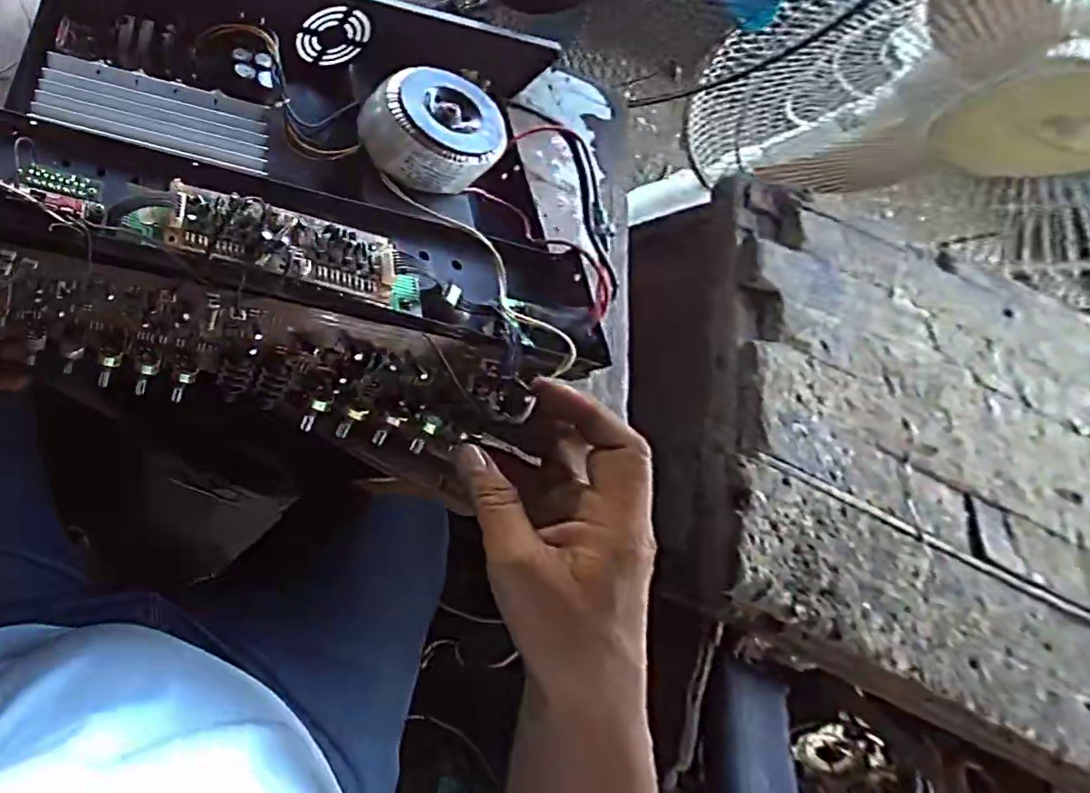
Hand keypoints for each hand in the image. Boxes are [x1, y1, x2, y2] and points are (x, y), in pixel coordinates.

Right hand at [452, 379, 655, 716]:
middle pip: (585, 454)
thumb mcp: (517, 561)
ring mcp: (588, 533)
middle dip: (543, 425)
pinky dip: (511, 483)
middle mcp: (609, 519)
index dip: (585, 410)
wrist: (583, 699)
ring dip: (521, 453)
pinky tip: (478, 473)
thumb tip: (468, 450)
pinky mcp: (566, 546)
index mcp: (618, 521)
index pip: (621, 447)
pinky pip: (540, 500)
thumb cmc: (565, 636)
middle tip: (500, 402)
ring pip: (558, 475)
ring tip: (479, 430)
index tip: (540, 389)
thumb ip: (492, 500)